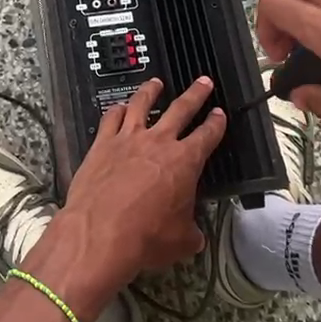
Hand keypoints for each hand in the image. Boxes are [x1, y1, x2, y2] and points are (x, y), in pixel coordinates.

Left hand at [58, 77, 226, 281]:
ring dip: (151, 91)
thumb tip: (193, 233)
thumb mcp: (182, 240)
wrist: (100, 233)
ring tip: (156, 82)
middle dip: (195, 94)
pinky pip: (111, 118)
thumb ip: (191, 230)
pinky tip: (119, 106)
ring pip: (142, 104)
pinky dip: (117, 110)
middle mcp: (157, 143)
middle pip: (180, 109)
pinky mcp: (102, 144)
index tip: (220, 114)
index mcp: (184, 162)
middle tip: (203, 82)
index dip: (216, 123)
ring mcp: (127, 139)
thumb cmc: (145, 237)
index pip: (207, 135)